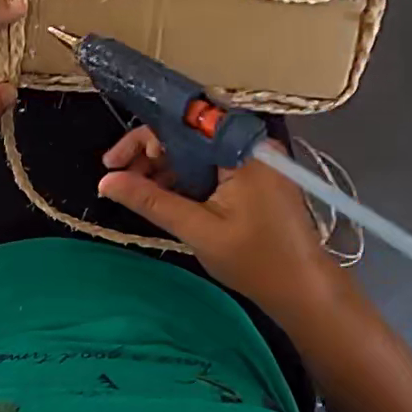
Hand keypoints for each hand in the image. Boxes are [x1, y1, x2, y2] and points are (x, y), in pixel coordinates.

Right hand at [97, 126, 344, 316]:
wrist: (305, 291)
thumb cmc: (257, 261)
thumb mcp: (198, 230)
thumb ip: (151, 201)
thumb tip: (106, 181)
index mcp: (242, 150)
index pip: (183, 121)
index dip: (143, 136)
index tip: (114, 162)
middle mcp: (250, 145)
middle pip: (188, 133)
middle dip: (149, 153)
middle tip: (120, 180)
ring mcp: (254, 160)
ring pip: (196, 151)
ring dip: (164, 167)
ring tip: (136, 192)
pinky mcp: (254, 177)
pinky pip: (210, 166)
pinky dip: (184, 178)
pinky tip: (163, 197)